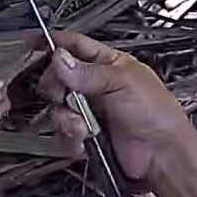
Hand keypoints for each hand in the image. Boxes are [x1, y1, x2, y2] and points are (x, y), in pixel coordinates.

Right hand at [37, 31, 196, 182]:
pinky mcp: (86, 134)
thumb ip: (87, 72)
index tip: (34, 42)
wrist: (162, 155)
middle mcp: (96, 85)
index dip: (55, 43)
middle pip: (58, 77)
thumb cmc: (157, 113)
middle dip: (57, 87)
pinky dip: (70, 135)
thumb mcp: (122, 82)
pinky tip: (85, 136)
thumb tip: (59, 59)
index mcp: (108, 64)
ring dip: (66, 116)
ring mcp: (90, 110)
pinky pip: (63, 131)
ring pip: (58, 106)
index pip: (75, 46)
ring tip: (82, 122)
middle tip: (65, 93)